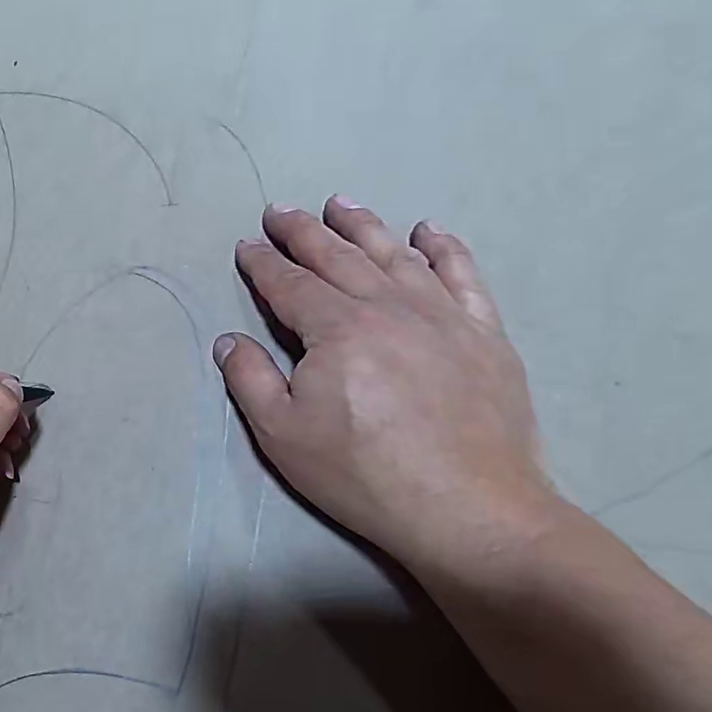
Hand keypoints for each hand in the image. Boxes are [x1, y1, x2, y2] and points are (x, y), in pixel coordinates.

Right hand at [217, 198, 568, 576]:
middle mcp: (389, 307)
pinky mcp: (484, 334)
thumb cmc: (361, 473)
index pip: (290, 284)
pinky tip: (430, 232)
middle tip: (281, 211)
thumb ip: (249, 379)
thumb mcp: (281, 434)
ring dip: (364, 226)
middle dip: (304, 232)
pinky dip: (444, 249)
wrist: (468, 508)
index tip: (247, 244)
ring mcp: (443, 317)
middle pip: (339, 257)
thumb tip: (228, 340)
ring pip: (396, 255)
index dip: (264, 264)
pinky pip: (463, 276)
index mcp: (336, 329)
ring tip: (341, 203)